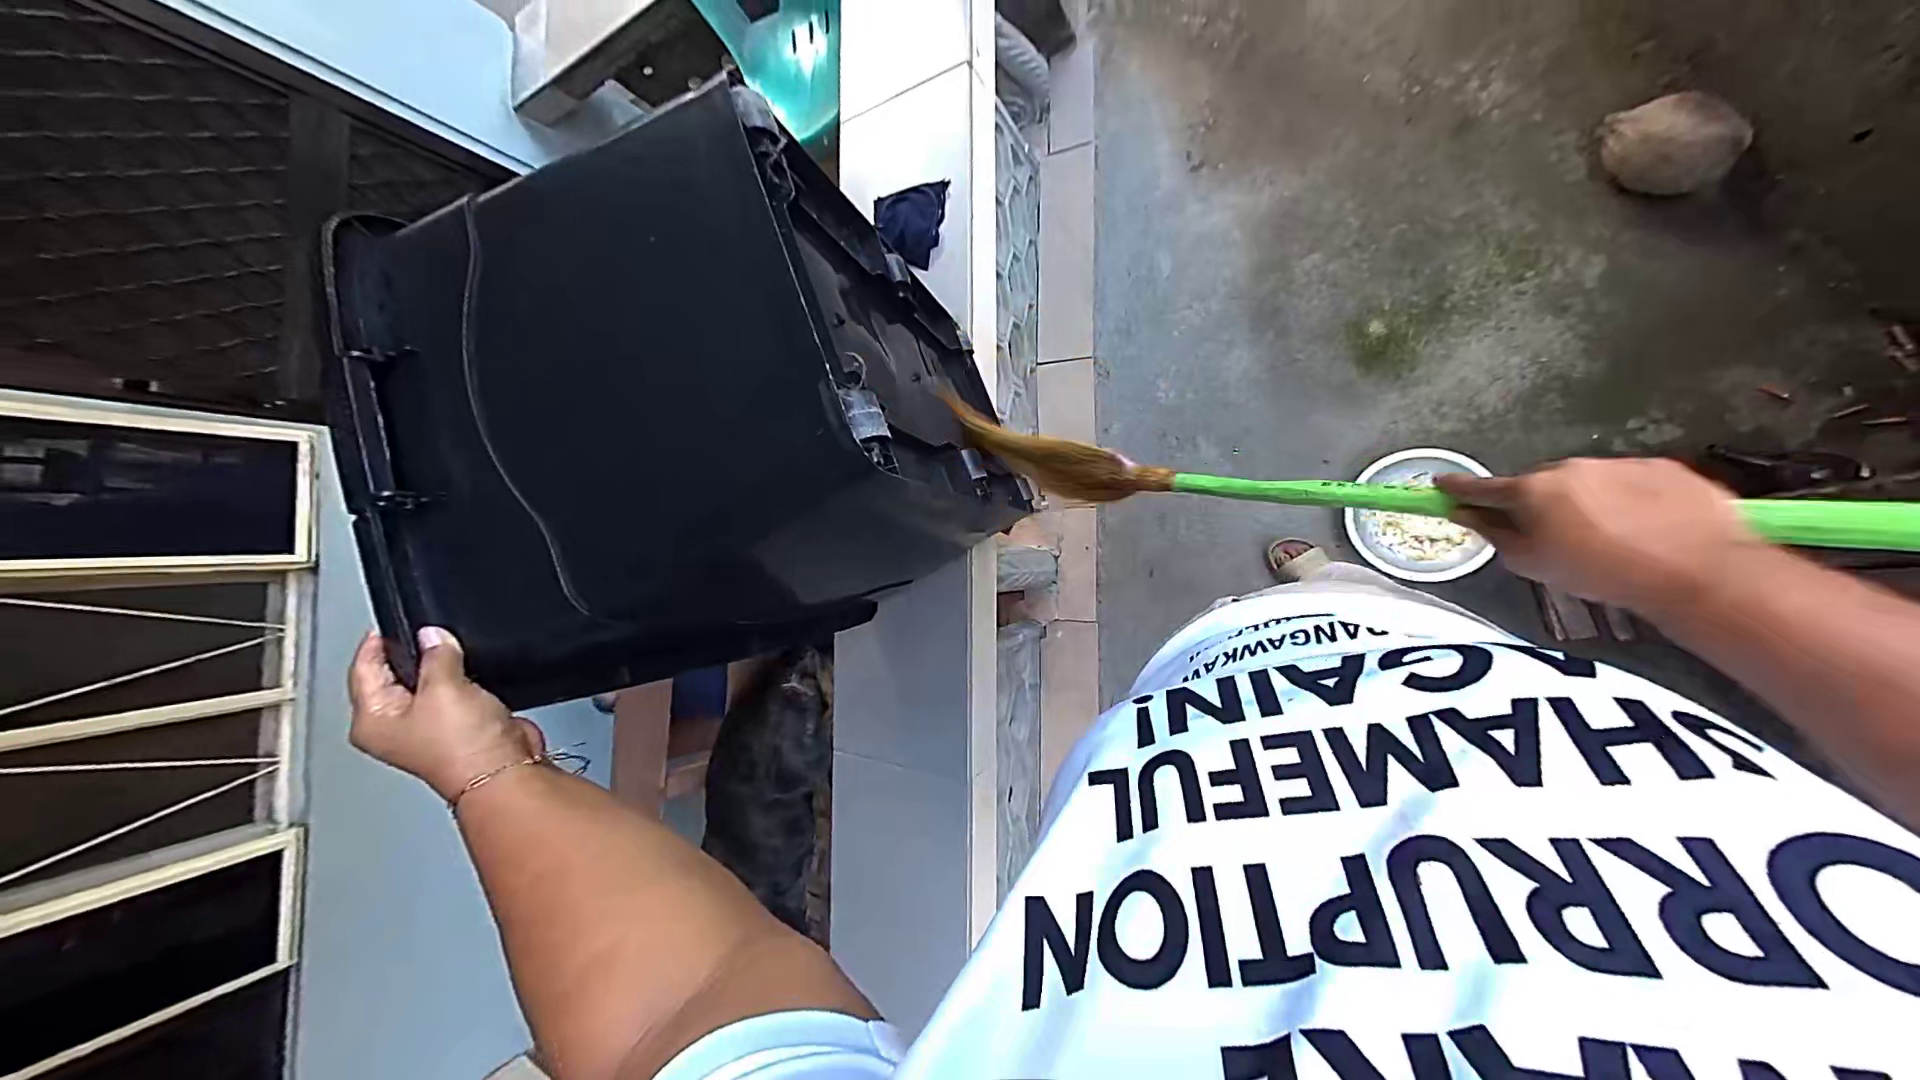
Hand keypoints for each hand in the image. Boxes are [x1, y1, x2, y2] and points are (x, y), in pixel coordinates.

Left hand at [349, 627, 545, 801]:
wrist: (503, 767)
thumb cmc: (463, 745)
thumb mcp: (444, 687)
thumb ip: (437, 655)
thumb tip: (433, 636)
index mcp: (371, 720)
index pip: (362, 671)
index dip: (377, 643)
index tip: (392, 623)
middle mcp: (393, 726)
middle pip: (394, 676)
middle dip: (415, 654)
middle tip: (434, 635)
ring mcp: (426, 727)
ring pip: (428, 684)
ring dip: (444, 668)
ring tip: (457, 654)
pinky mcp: (459, 725)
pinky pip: (456, 693)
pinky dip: (465, 681)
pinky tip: (475, 674)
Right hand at [1436, 458, 1762, 613]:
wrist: (1701, 572)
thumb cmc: (1602, 573)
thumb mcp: (1531, 563)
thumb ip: (1493, 534)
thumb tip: (1469, 516)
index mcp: (1530, 490)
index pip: (1480, 487)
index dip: (1456, 488)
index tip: (1441, 485)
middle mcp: (1569, 468)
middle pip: (1536, 482)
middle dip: (1534, 502)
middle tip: (1546, 533)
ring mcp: (1619, 464)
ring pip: (1582, 480)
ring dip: (1581, 500)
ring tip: (1603, 535)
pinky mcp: (1664, 468)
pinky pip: (1627, 480)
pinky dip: (1624, 498)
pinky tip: (1639, 526)